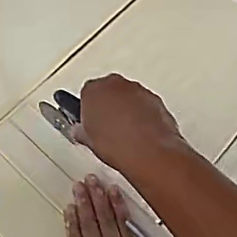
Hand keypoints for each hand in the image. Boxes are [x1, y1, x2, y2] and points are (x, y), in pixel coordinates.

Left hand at [64, 176, 163, 236]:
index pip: (123, 222)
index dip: (117, 203)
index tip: (113, 188)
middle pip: (102, 219)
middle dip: (96, 197)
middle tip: (91, 179)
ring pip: (86, 225)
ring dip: (82, 205)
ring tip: (78, 188)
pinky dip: (71, 225)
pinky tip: (70, 214)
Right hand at [76, 74, 190, 176]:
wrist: (149, 151)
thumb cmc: (120, 144)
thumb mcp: (89, 141)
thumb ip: (82, 130)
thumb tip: (82, 132)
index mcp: (94, 90)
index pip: (85, 94)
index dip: (87, 111)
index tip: (89, 123)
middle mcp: (116, 84)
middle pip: (107, 91)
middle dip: (106, 106)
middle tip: (105, 128)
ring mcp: (137, 89)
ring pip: (127, 96)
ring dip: (125, 108)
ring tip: (123, 132)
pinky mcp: (154, 98)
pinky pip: (144, 103)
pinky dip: (142, 113)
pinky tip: (139, 132)